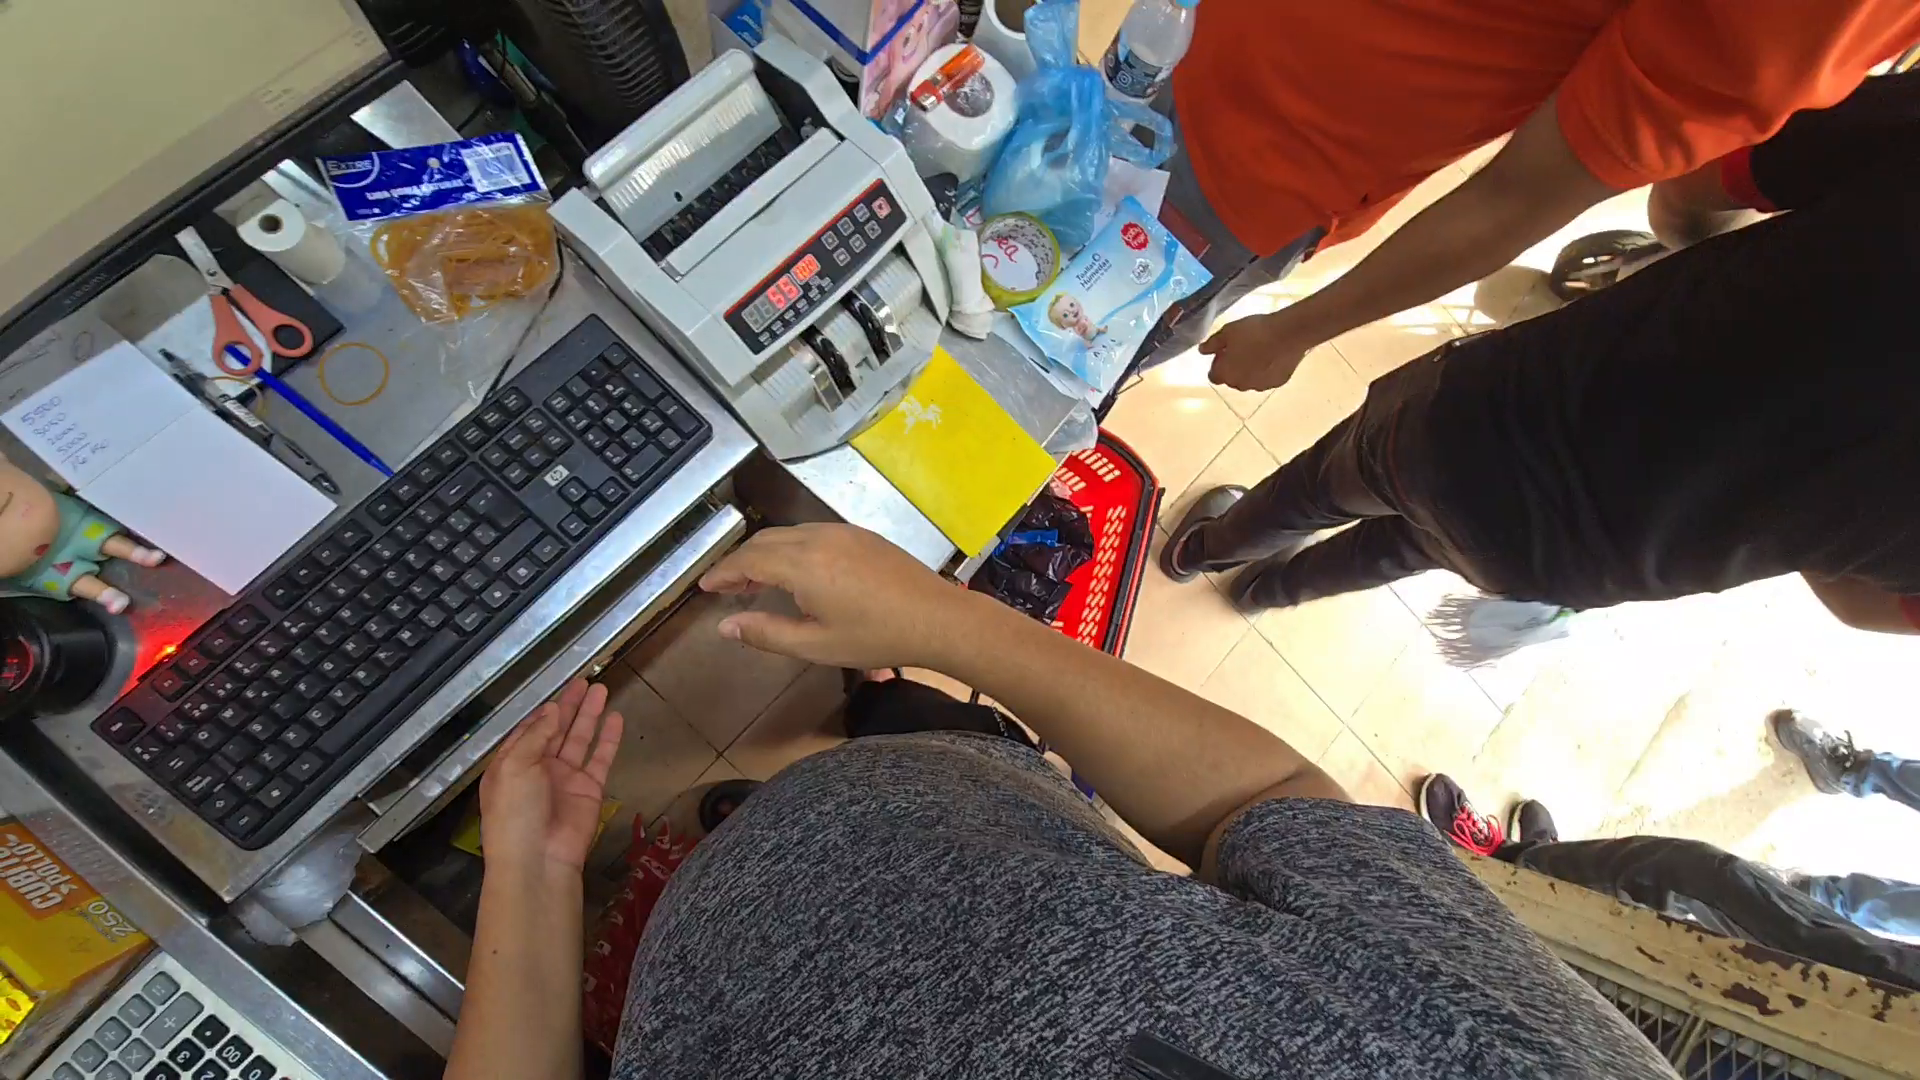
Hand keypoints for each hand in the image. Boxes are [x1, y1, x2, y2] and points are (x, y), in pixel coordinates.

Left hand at [478, 679, 623, 874]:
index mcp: (512, 764)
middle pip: (556, 729)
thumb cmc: (516, 813)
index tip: (559, 693)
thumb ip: (536, 736)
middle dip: (569, 706)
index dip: (544, 712)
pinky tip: (615, 719)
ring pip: (580, 738)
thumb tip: (552, 711)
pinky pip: (601, 757)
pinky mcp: (590, 787)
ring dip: (590, 715)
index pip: (529, 730)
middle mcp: (539, 768)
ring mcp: (566, 777)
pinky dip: (609, 738)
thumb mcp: (515, 768)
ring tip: (601, 690)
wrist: (539, 857)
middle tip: (584, 682)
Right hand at [698, 523, 984, 668]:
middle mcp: (819, 537)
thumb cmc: (876, 637)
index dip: (723, 572)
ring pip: (790, 534)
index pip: (749, 559)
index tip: (705, 587)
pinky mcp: (862, 535)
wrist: (936, 618)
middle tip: (727, 587)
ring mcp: (843, 532)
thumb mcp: (817, 645)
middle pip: (766, 540)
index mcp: (803, 564)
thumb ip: (767, 634)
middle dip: (741, 561)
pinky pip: (813, 533)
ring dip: (767, 552)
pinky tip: (797, 571)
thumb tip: (725, 625)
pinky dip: (792, 547)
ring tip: (757, 581)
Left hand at [1200, 309, 1323, 391]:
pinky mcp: (1277, 383)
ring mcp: (1260, 386)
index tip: (1225, 352)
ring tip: (1260, 351)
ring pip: (1250, 380)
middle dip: (1234, 368)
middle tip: (1243, 349)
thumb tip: (1201, 350)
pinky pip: (1268, 378)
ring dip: (1251, 371)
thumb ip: (1212, 343)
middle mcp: (1240, 385)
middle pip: (1232, 379)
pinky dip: (1268, 371)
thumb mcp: (1228, 331)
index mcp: (1225, 374)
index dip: (1218, 365)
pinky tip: (1274, 356)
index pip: (1214, 376)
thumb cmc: (1254, 331)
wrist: (1288, 333)